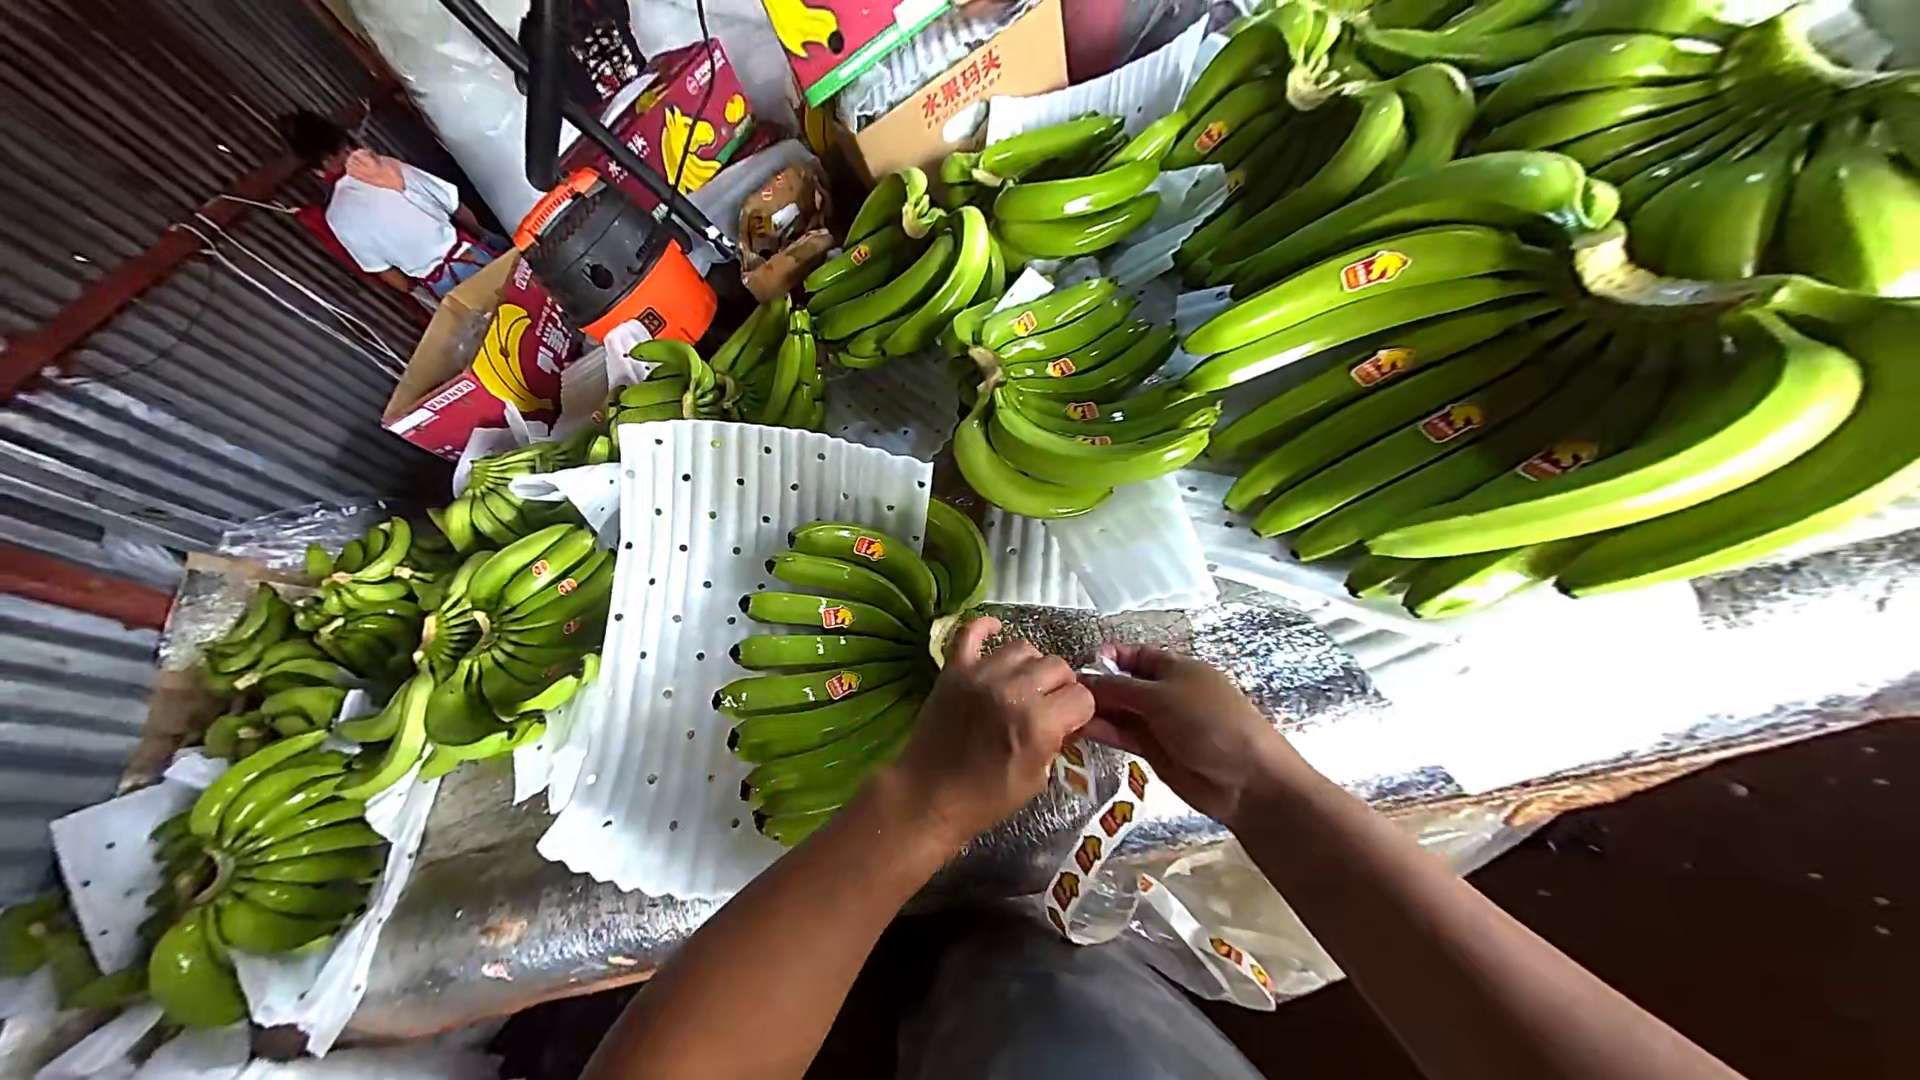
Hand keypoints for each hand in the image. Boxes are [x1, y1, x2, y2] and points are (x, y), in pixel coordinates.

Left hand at [888, 616, 1094, 846]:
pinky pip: (971, 632)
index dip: (1080, 711)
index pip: (1081, 696)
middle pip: (1057, 666)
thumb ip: (1056, 741)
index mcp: (1038, 722)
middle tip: (1047, 704)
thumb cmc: (985, 797)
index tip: (1070, 721)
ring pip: (1023, 647)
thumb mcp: (1036, 778)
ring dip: (1030, 664)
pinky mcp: (954, 669)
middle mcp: (1013, 690)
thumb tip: (1066, 719)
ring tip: (1023, 683)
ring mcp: (981, 674)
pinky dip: (985, 627)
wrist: (928, 796)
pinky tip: (995, 631)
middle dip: (1060, 686)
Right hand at [1082, 645, 1316, 826]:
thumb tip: (1084, 680)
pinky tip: (1079, 729)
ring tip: (1064, 712)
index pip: (1136, 654)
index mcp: (1176, 668)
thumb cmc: (1209, 722)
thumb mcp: (1161, 696)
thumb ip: (1119, 688)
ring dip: (1096, 710)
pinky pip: (1123, 734)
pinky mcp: (1154, 750)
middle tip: (1062, 692)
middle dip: (1096, 685)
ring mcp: (1159, 722)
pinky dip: (1103, 730)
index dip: (1110, 655)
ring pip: (1120, 710)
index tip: (1082, 662)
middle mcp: (1165, 692)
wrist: (1247, 781)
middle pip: (1124, 683)